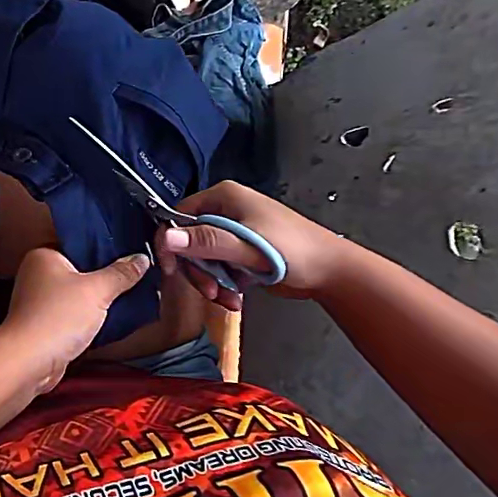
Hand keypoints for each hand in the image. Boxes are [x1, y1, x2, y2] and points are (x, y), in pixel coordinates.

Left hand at [0, 248, 150, 392]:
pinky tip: (109, 318)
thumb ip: (121, 274)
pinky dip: (90, 316)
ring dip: (98, 298)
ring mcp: (41, 301)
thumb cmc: (54, 319)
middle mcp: (38, 275)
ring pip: (78, 293)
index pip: (79, 243)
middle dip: (104, 275)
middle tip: (131, 273)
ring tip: (124, 294)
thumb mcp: (97, 290)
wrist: (30, 362)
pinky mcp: (46, 324)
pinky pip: (74, 314)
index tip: (128, 250)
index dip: (104, 246)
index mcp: (44, 255)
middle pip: (80, 269)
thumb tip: (140, 259)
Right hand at [155, 181, 352, 310]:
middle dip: (198, 271)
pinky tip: (236, 297)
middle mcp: (226, 212)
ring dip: (211, 283)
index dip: (171, 244)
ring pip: (203, 260)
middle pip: (189, 243)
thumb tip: (167, 237)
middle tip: (210, 290)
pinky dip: (223, 285)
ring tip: (229, 298)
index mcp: (224, 198)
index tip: (172, 270)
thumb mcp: (247, 247)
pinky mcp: (242, 253)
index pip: (179, 217)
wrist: (330, 271)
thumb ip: (207, 242)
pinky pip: (219, 269)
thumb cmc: (294, 252)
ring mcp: (235, 234)